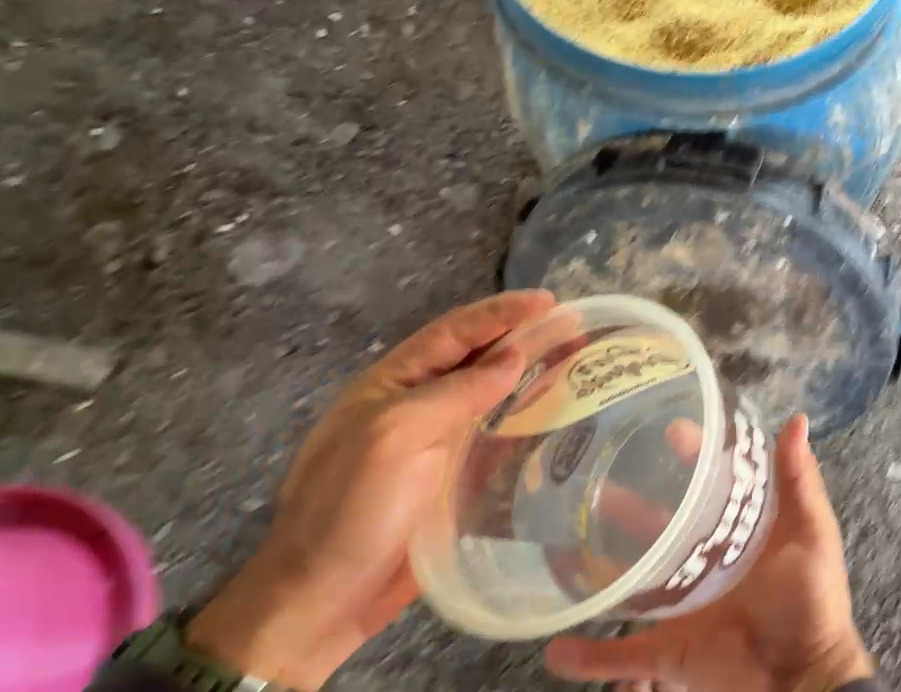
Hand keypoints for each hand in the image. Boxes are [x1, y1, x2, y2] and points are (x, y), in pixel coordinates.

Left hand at [186, 290, 555, 689]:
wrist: (322, 599)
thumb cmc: (350, 510)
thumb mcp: (396, 437)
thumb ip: (457, 392)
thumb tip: (515, 356)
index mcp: (391, 383)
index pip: (455, 331)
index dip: (502, 312)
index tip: (552, 301)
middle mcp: (416, 403)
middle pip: (477, 355)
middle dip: (525, 335)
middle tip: (576, 328)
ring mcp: (435, 440)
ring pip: (492, 390)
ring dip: (532, 371)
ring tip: (577, 361)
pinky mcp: (454, 474)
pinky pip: (498, 431)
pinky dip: (530, 414)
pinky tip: (558, 413)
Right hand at [545, 415, 872, 691]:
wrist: (802, 680)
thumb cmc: (813, 601)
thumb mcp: (814, 536)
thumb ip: (801, 482)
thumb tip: (796, 420)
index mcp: (742, 532)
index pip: (712, 484)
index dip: (695, 454)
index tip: (672, 427)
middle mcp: (708, 561)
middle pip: (662, 526)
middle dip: (629, 504)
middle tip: (597, 477)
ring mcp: (684, 607)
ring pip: (634, 582)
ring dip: (599, 565)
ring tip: (561, 537)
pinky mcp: (669, 653)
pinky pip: (621, 658)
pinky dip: (588, 658)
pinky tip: (555, 646)